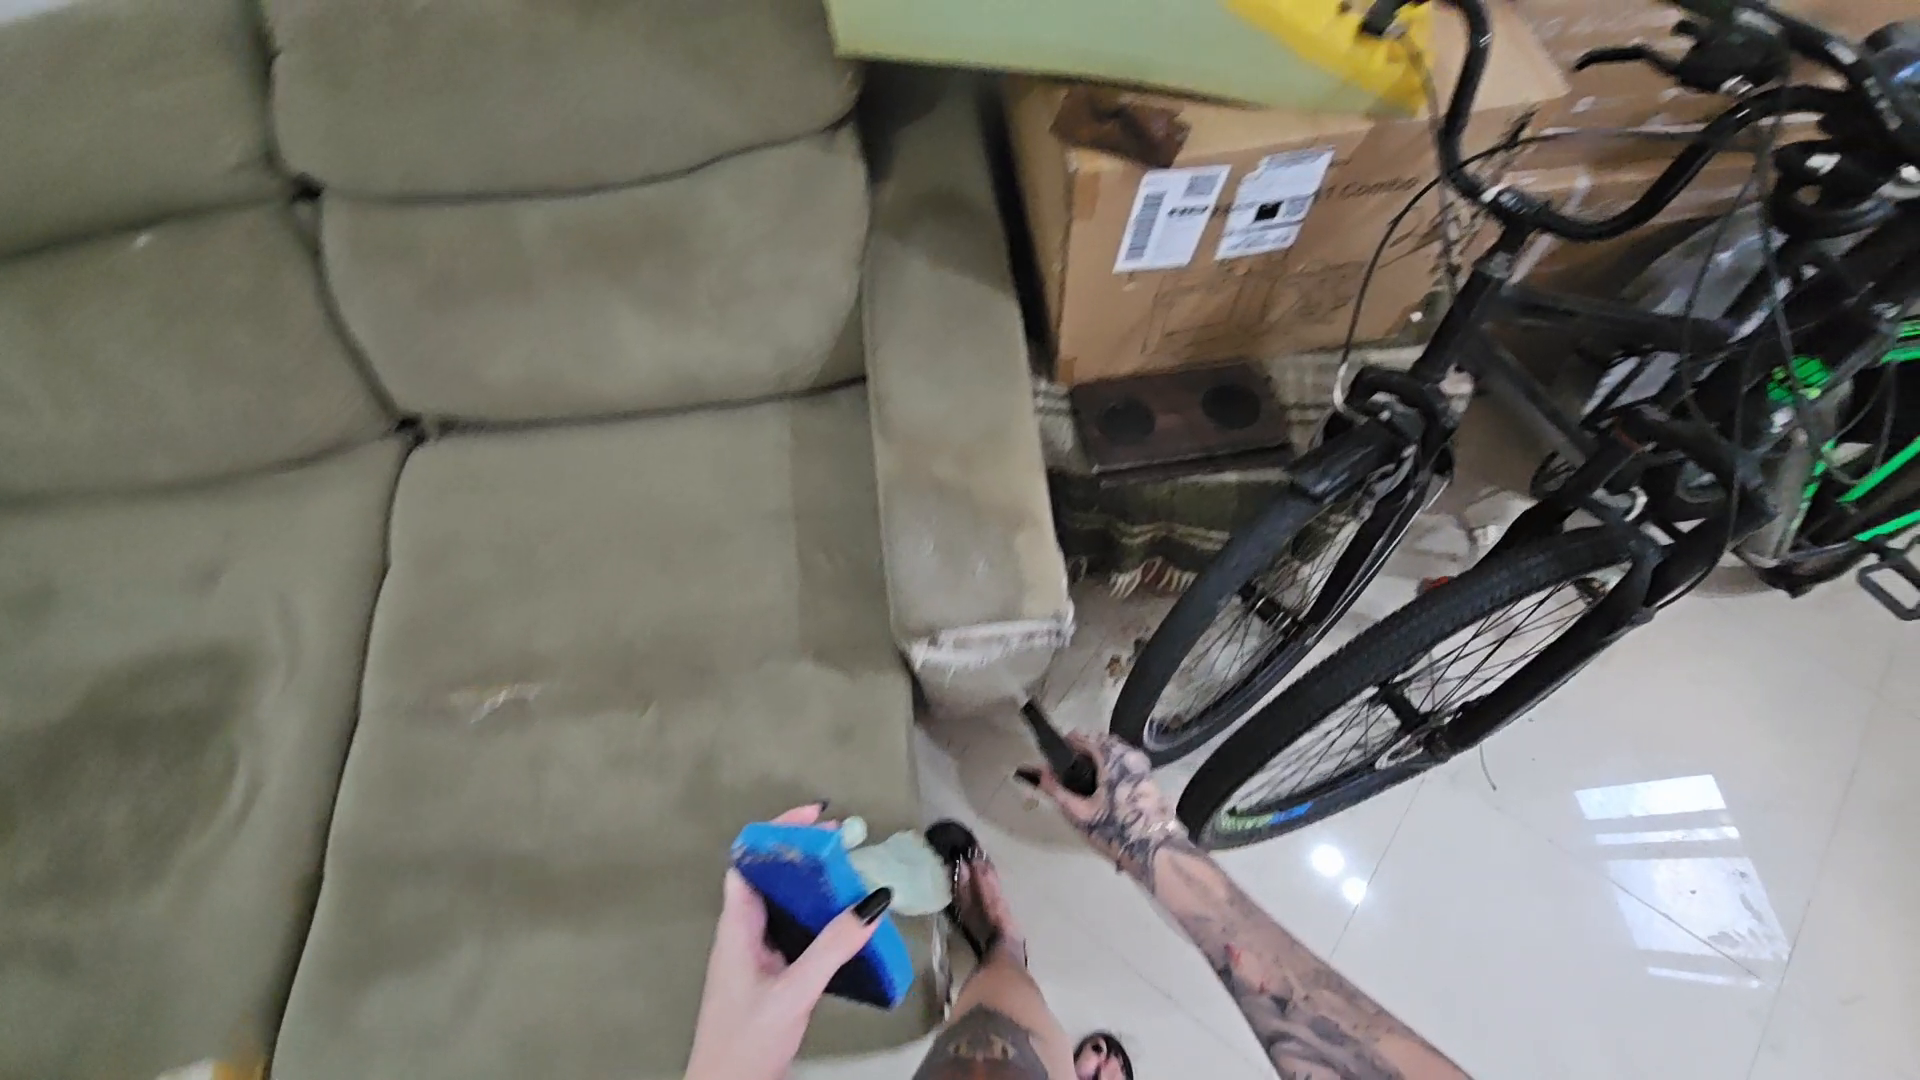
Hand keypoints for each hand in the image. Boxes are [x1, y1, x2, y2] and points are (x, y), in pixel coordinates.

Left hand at [683, 805, 892, 1079]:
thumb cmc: (746, 1041)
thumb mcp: (794, 992)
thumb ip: (832, 948)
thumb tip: (873, 901)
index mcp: (737, 926)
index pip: (749, 859)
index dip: (778, 832)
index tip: (815, 817)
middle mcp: (744, 931)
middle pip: (771, 874)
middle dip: (806, 851)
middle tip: (844, 838)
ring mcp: (757, 953)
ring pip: (785, 901)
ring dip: (815, 881)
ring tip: (851, 867)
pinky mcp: (772, 972)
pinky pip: (796, 927)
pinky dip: (820, 913)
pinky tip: (847, 916)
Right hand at [1018, 732, 1188, 880]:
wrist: (1158, 855)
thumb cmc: (1116, 832)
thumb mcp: (1080, 814)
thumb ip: (1057, 791)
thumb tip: (1039, 773)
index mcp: (1113, 757)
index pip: (1084, 736)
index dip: (1066, 744)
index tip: (1054, 758)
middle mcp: (1130, 754)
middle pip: (1101, 742)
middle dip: (1082, 751)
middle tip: (1066, 771)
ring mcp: (1144, 767)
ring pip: (1115, 753)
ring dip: (1098, 760)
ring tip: (1083, 782)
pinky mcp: (1151, 780)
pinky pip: (1126, 764)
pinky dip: (1112, 769)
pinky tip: (1103, 790)